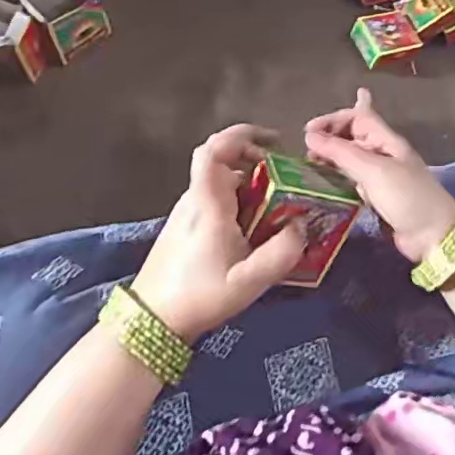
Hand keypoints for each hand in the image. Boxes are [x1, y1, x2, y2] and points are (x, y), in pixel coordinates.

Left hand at [131, 124, 305, 341]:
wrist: (152, 319)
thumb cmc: (200, 296)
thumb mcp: (250, 280)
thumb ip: (283, 251)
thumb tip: (301, 225)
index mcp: (208, 202)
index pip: (217, 148)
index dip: (244, 135)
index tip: (274, 141)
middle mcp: (195, 199)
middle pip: (223, 162)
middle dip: (256, 162)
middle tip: (286, 179)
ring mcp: (187, 212)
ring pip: (221, 183)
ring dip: (250, 186)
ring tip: (278, 208)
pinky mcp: (185, 227)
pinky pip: (216, 201)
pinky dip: (239, 203)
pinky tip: (255, 230)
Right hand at [304, 89, 454, 262]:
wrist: (432, 235)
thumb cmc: (406, 196)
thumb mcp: (373, 170)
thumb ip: (341, 153)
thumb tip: (310, 136)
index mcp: (387, 140)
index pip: (358, 117)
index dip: (333, 119)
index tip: (309, 131)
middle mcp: (383, 153)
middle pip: (353, 135)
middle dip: (330, 135)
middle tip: (307, 147)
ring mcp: (381, 175)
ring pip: (351, 157)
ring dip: (332, 155)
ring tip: (311, 162)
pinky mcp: (377, 195)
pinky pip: (352, 178)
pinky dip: (337, 175)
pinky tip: (325, 179)